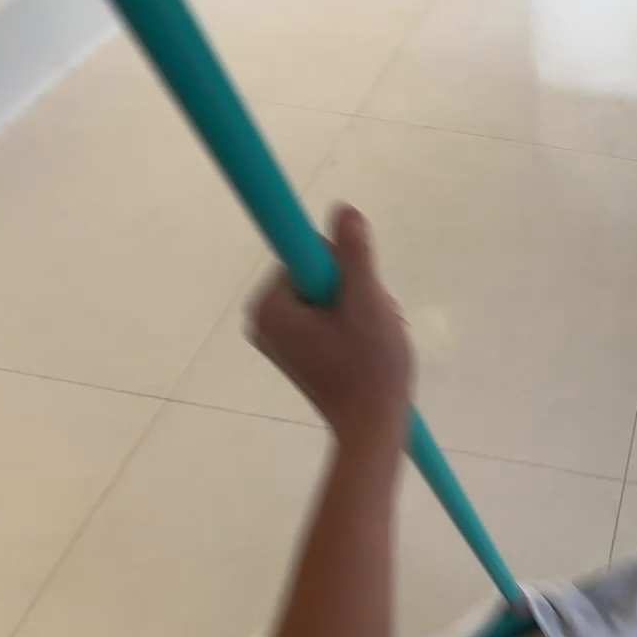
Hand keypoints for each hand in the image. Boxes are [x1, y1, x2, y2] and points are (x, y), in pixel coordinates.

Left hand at [249, 204, 412, 452]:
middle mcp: (263, 318)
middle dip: (353, 288)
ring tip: (372, 335)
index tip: (361, 292)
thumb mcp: (369, 305)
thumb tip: (344, 209)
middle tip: (374, 319)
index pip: (307, 254)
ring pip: (325, 294)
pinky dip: (349, 321)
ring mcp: (278, 336)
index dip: (341, 264)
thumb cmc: (370, 368)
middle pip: (317, 273)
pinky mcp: (295, 349)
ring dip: (356, 306)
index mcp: (271, 306)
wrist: (372, 427)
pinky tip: (366, 343)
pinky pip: (323, 314)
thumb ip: (355, 256)